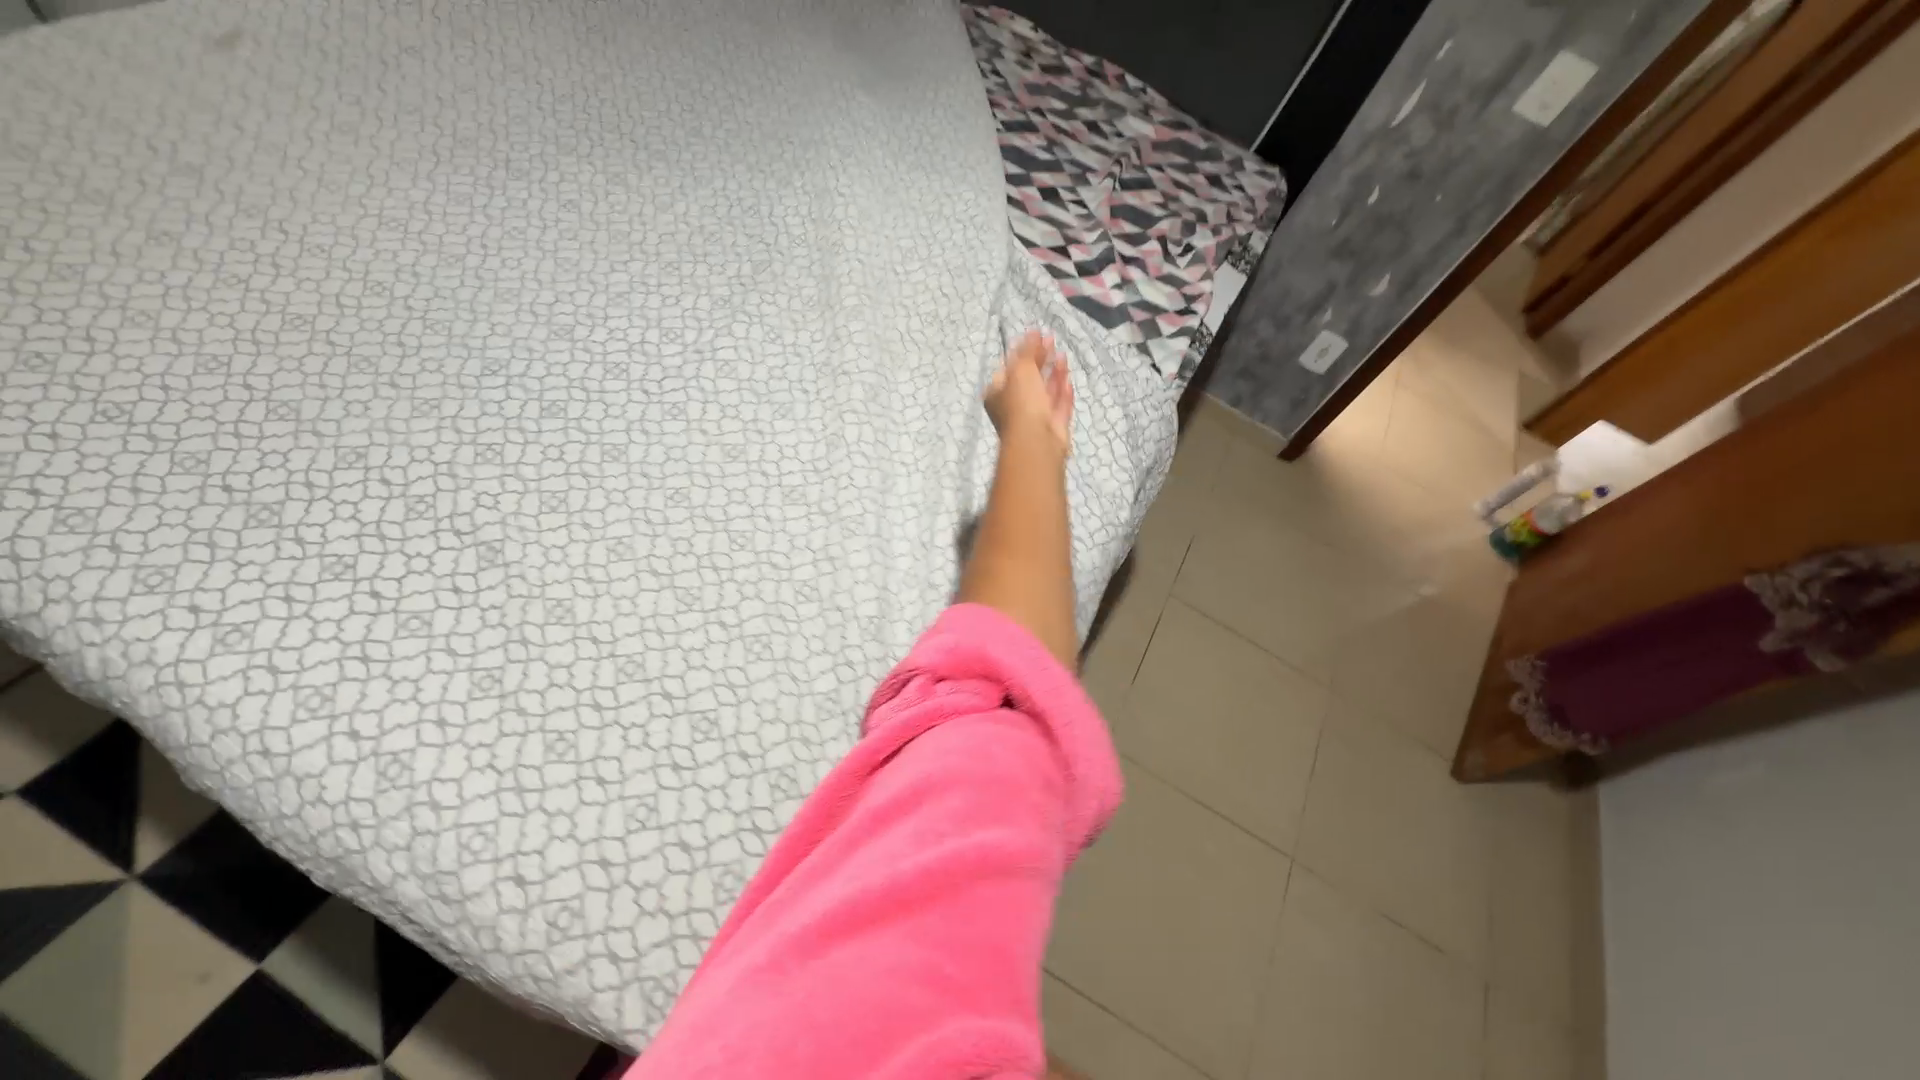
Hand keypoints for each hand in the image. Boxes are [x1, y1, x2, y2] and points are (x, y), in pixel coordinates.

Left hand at [984, 330, 1072, 455]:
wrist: (1036, 441)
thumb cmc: (1021, 402)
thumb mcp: (1020, 369)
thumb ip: (1028, 350)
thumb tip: (1034, 331)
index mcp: (997, 394)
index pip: (1008, 368)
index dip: (1022, 351)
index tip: (1037, 336)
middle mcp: (1013, 407)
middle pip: (1028, 379)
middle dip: (1040, 360)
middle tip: (1052, 341)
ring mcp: (1034, 419)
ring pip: (1045, 392)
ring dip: (1054, 373)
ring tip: (1063, 355)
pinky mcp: (1053, 428)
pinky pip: (1058, 407)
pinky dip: (1063, 393)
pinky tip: (1069, 380)